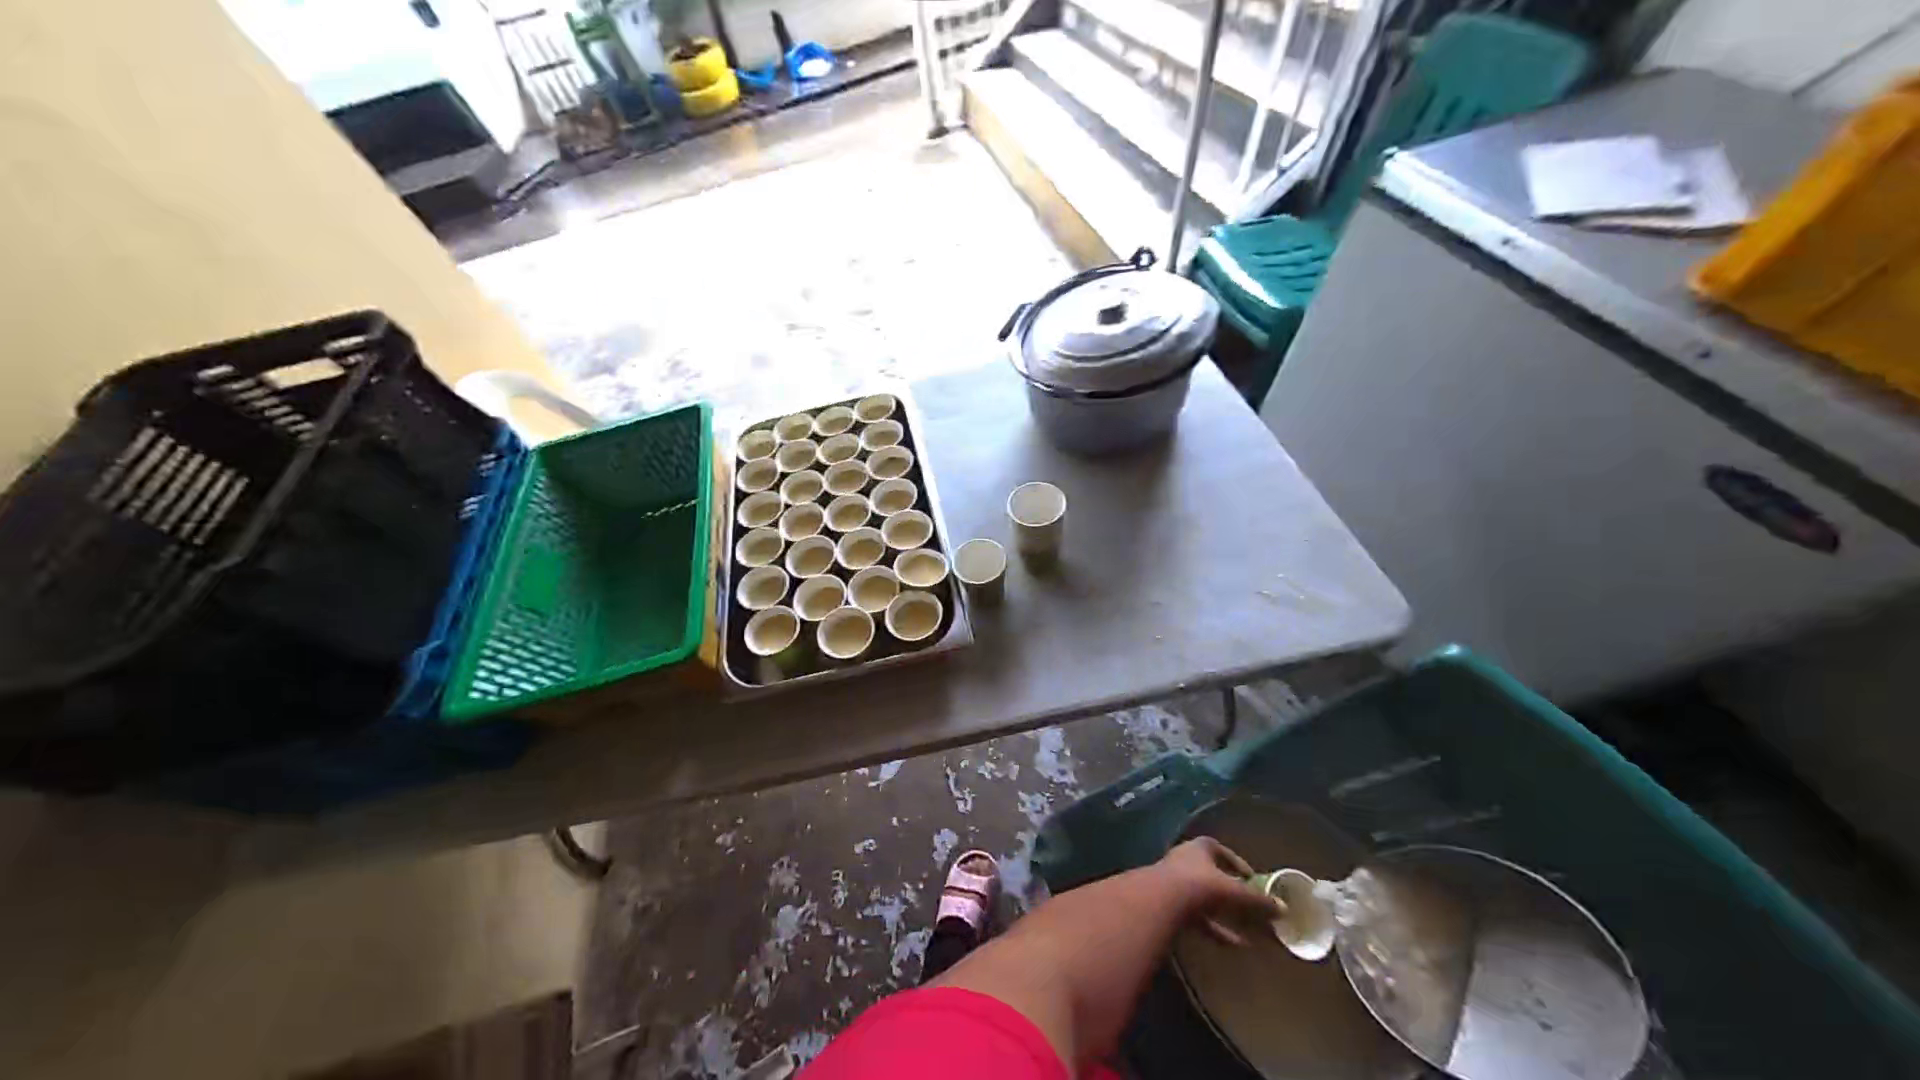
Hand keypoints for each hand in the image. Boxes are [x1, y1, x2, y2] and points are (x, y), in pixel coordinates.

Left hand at [1156, 836, 1281, 946]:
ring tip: (1248, 932)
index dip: (1237, 864)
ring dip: (1224, 913)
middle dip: (1231, 892)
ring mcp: (1174, 882)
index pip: (1221, 850)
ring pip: (1204, 897)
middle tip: (1250, 907)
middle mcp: (1185, 859)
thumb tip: (1283, 909)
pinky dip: (1215, 928)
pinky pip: (1197, 916)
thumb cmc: (1202, 886)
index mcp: (1200, 847)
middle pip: (1212, 875)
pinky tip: (1234, 944)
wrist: (1162, 902)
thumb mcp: (1235, 892)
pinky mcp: (1169, 904)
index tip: (1253, 879)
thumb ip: (1258, 901)